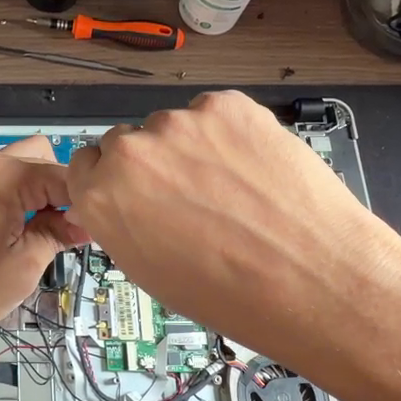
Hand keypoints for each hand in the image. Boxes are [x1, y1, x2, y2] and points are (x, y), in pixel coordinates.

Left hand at [0, 135, 88, 345]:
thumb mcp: (21, 268)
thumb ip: (57, 235)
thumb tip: (86, 223)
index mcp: (6, 175)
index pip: (66, 175)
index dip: (87, 203)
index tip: (98, 233)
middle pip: (47, 159)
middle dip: (65, 191)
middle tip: (72, 233)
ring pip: (26, 166)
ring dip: (43, 192)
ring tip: (50, 233)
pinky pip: (6, 179)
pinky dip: (23, 196)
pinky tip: (25, 230)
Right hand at [64, 91, 400, 364]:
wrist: (315, 282)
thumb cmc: (234, 293)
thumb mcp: (148, 270)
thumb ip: (120, 220)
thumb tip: (125, 199)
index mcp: (101, 196)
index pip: (85, 163)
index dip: (112, 179)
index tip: (134, 190)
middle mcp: (130, 153)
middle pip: (127, 142)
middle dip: (151, 164)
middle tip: (190, 195)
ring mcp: (180, 123)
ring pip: (174, 126)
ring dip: (193, 148)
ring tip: (233, 188)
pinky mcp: (227, 107)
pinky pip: (215, 113)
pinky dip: (230, 135)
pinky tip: (253, 171)